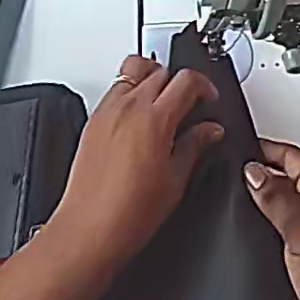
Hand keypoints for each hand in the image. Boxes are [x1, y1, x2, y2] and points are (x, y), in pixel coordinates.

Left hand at [45, 54, 224, 275]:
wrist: (89, 229)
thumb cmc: (128, 213)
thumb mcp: (175, 180)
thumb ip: (195, 145)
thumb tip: (210, 130)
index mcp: (155, 119)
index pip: (186, 80)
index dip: (204, 85)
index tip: (208, 99)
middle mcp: (129, 106)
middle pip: (162, 70)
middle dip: (180, 82)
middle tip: (189, 103)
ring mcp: (108, 110)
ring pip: (135, 70)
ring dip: (153, 78)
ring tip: (162, 101)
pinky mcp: (93, 119)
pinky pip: (115, 88)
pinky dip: (130, 91)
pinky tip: (138, 115)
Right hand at [245, 140, 299, 299]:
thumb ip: (274, 197)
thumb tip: (254, 173)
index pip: (293, 156)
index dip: (267, 150)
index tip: (242, 148)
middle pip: (289, 180)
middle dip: (264, 178)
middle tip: (236, 174)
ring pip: (284, 210)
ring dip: (266, 208)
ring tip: (242, 202)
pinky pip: (283, 237)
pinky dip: (269, 234)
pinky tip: (255, 235)